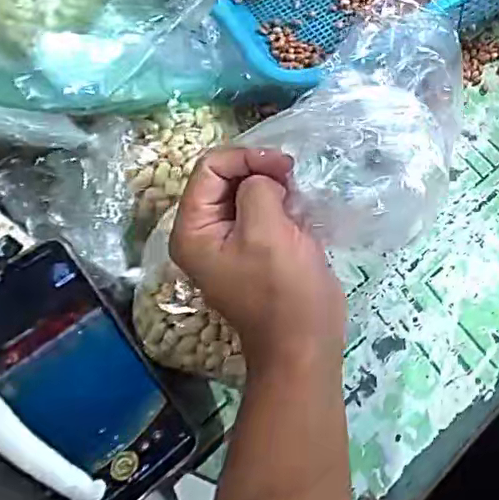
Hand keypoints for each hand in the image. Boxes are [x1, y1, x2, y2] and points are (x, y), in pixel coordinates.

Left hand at [172, 148, 345, 371]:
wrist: (304, 341)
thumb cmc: (283, 289)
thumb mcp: (267, 231)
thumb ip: (257, 190)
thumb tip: (265, 179)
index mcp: (194, 230)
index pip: (210, 168)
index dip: (246, 158)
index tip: (284, 166)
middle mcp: (207, 232)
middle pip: (227, 177)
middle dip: (261, 171)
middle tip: (294, 178)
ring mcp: (234, 241)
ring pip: (250, 191)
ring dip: (276, 187)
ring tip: (298, 200)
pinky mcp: (260, 247)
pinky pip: (266, 211)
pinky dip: (284, 204)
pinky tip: (301, 214)